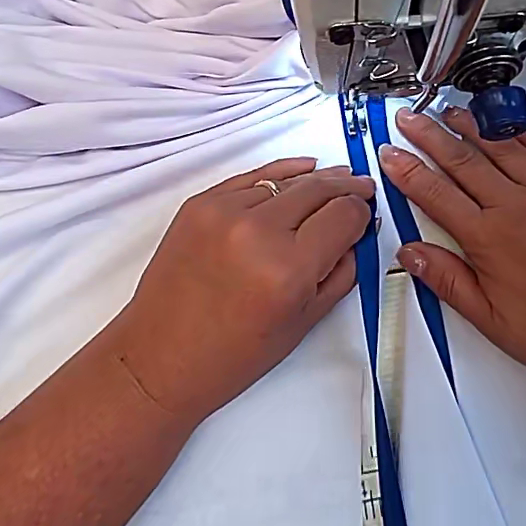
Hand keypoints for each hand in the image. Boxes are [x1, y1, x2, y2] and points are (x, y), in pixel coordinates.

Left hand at [104, 160, 373, 424]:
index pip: (343, 214)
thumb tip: (355, 232)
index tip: (364, 213)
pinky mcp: (200, 203)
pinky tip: (299, 170)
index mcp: (288, 269)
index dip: (360, 212)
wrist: (161, 355)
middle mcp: (256, 232)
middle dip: (345, 188)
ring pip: (285, 180)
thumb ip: (340, 271)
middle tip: (361, 187)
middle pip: (318, 188)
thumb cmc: (230, 353)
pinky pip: (251, 178)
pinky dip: (277, 175)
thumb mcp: (304, 322)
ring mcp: (223, 212)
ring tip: (331, 183)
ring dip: (312, 182)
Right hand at [379, 107, 525, 413]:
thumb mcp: (498, 323)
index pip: (435, 193)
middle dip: (429, 135)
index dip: (407, 170)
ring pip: (502, 147)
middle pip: (462, 159)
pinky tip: (514, 126)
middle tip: (410, 118)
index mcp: (493, 240)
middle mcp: (520, 208)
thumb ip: (450, 282)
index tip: (391, 154)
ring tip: (450, 113)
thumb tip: (414, 255)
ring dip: (471, 126)